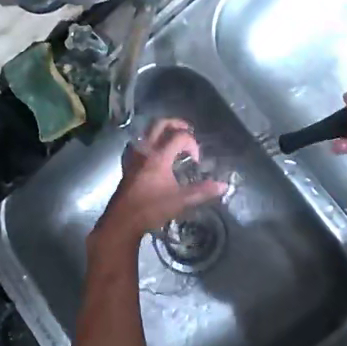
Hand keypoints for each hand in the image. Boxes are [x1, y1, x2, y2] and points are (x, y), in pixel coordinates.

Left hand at [91, 118, 228, 247]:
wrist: (122, 221)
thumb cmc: (151, 209)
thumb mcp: (180, 201)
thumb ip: (202, 191)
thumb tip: (224, 185)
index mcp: (159, 157)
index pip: (179, 136)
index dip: (192, 144)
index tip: (195, 160)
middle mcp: (145, 151)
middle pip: (159, 125)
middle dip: (175, 124)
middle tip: (187, 130)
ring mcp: (133, 157)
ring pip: (145, 132)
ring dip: (160, 131)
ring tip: (170, 140)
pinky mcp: (126, 166)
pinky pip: (136, 145)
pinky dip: (147, 143)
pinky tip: (151, 154)